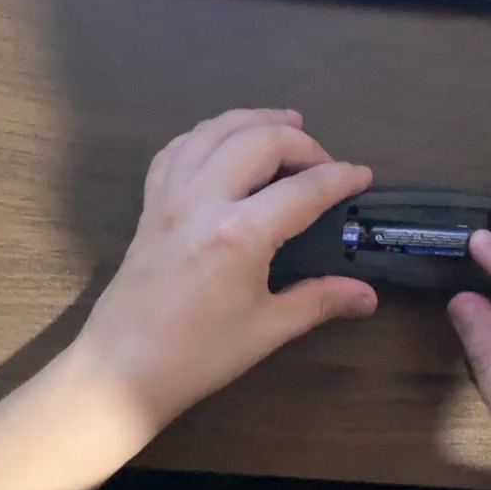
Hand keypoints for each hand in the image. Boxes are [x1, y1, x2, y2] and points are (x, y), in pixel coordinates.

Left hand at [70, 109, 377, 431]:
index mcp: (240, 233)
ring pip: (214, 131)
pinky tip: (222, 143)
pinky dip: (206, 136)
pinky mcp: (149, 205)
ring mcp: (170, 197)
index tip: (363, 177)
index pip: (303, 190)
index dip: (340, 179)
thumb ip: (319, 301)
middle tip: (324, 162)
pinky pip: (176, 150)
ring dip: (253, 121)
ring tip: (283, 124)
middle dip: (301, 142)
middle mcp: (203, 200)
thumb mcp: (266, 330)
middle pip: (260, 141)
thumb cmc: (198, 355)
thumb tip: (367, 295)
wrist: (123, 369)